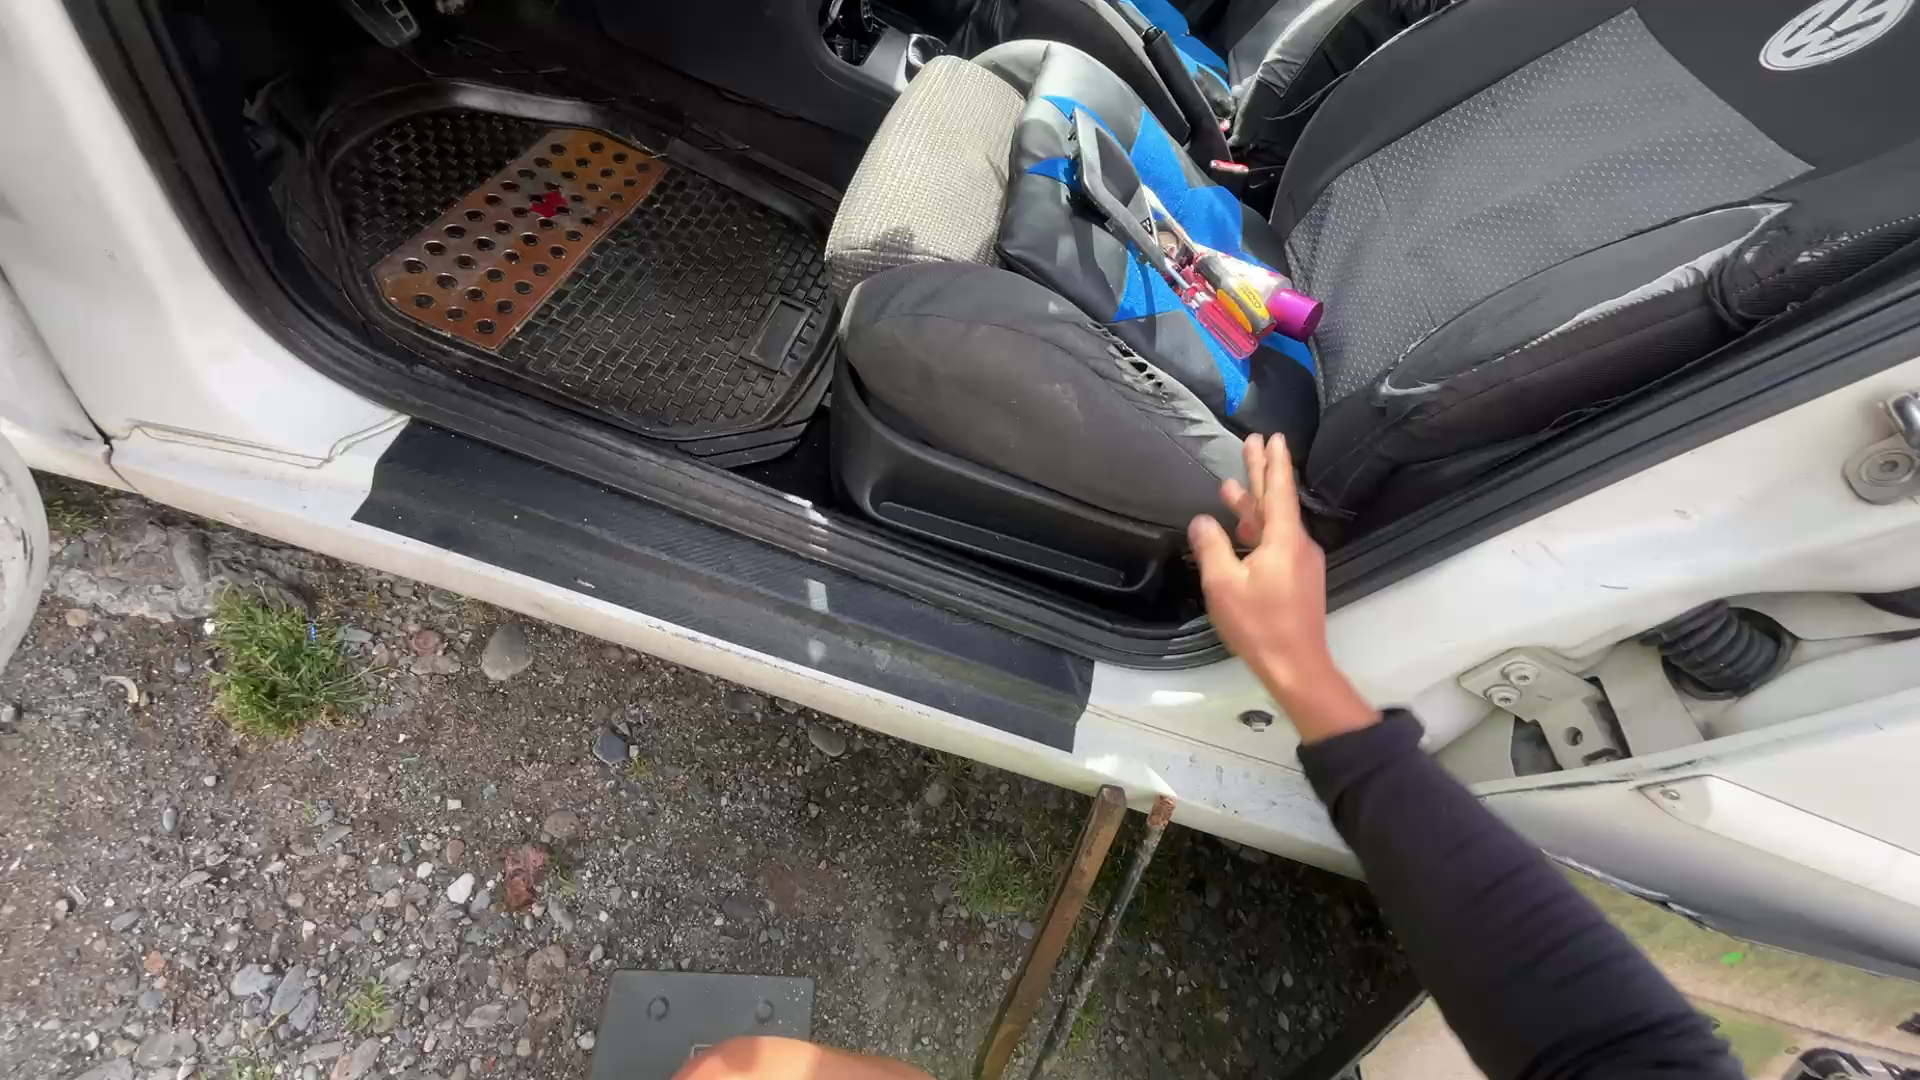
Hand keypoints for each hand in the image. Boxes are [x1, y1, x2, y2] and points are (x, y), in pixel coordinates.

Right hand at [1189, 435, 1377, 742]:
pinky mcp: (1296, 579)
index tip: (1272, 437)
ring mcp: (1299, 562)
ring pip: (1273, 524)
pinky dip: (1257, 528)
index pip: (1278, 490)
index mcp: (1283, 540)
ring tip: (1231, 487)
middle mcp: (1297, 545)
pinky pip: (1275, 542)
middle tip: (1254, 442)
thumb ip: (1211, 547)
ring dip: (1253, 504)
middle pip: (1276, 501)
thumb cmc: (1259, 624)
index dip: (1273, 463)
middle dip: (1262, 473)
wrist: (1295, 666)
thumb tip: (1202, 521)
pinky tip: (1240, 530)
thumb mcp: (1223, 584)